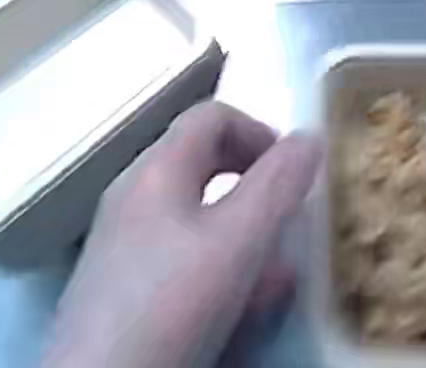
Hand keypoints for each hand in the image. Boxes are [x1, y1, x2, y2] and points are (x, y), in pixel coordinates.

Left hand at [42, 102, 322, 367]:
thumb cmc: (170, 306)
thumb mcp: (238, 241)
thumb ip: (279, 184)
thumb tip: (310, 136)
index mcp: (156, 168)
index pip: (213, 115)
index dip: (259, 131)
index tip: (292, 173)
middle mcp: (133, 195)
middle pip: (204, 161)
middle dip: (254, 184)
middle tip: (286, 217)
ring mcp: (119, 244)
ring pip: (194, 215)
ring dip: (241, 233)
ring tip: (272, 273)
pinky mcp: (116, 292)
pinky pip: (177, 257)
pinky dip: (214, 267)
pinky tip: (234, 310)